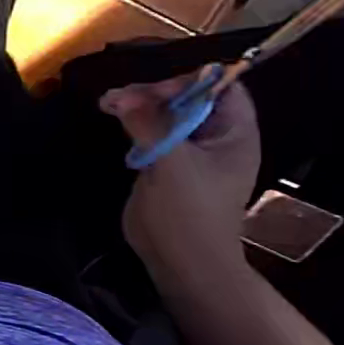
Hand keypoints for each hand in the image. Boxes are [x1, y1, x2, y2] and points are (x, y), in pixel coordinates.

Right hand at [100, 77, 260, 278]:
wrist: (181, 263)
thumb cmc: (190, 212)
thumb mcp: (172, 162)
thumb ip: (148, 124)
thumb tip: (121, 96)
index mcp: (234, 132)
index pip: (221, 86)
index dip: (190, 81)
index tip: (155, 89)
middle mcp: (214, 137)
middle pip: (188, 98)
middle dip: (155, 93)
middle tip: (120, 96)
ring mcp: (189, 152)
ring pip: (166, 114)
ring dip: (139, 105)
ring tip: (109, 102)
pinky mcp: (166, 165)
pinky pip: (152, 133)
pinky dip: (133, 123)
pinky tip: (111, 115)